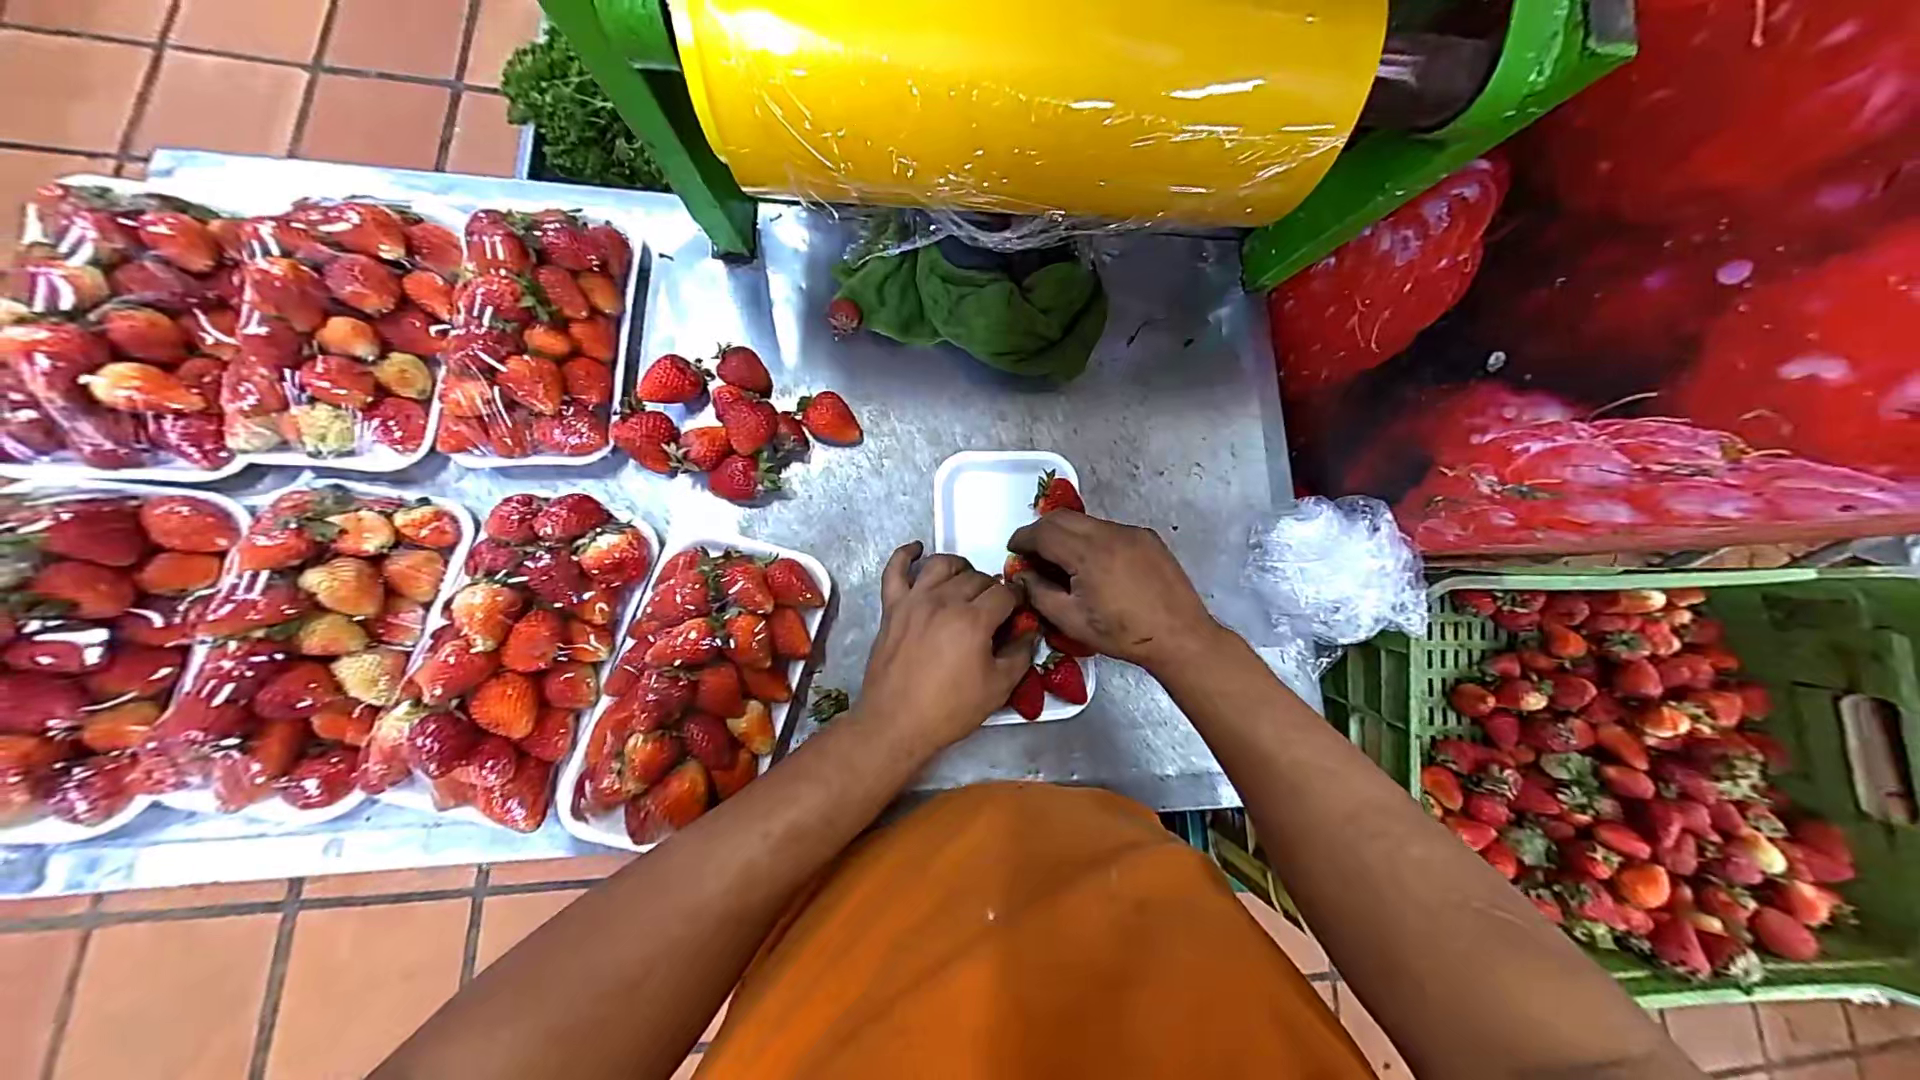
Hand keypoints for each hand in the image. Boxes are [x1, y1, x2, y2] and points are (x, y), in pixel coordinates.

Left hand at [857, 542, 1034, 750]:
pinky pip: (895, 570)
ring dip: (960, 568)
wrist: (896, 723)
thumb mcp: (998, 688)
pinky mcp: (892, 607)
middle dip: (992, 589)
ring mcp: (914, 601)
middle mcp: (944, 601)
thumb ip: (1019, 654)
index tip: (1018, 610)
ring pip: (942, 564)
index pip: (1004, 593)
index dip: (1017, 600)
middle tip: (994, 609)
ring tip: (967, 581)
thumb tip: (1028, 631)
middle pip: (976, 578)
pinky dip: (906, 554)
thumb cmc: (949, 710)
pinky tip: (917, 549)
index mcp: (973, 620)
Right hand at [1007, 510, 1223, 675]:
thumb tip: (1022, 575)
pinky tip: (1093, 566)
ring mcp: (1131, 532)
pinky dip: (1091, 540)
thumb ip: (1039, 593)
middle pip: (1062, 518)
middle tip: (1031, 552)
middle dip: (1040, 530)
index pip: (1044, 532)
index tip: (1013, 549)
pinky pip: (1108, 530)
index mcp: (1088, 553)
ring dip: (1067, 535)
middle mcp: (1109, 533)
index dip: (1023, 538)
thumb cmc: (1123, 634)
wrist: (1180, 636)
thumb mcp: (1071, 620)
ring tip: (1062, 562)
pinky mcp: (1147, 538)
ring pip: (1086, 522)